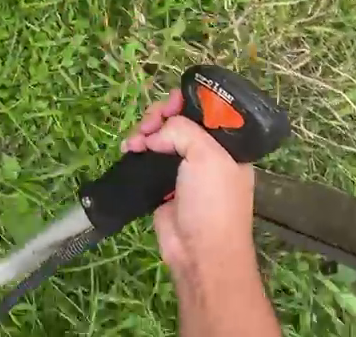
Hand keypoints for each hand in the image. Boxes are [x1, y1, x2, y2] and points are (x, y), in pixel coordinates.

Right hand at [122, 90, 279, 336]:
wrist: (199, 252)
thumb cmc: (212, 202)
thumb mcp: (207, 156)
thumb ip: (181, 130)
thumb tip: (153, 135)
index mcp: (228, 147)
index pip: (206, 111)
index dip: (185, 103)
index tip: (169, 106)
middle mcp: (207, 154)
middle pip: (178, 119)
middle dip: (159, 116)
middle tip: (148, 126)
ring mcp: (184, 168)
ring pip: (159, 134)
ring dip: (143, 131)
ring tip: (135, 142)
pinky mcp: (163, 181)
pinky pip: (146, 153)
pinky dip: (135, 146)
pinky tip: (128, 149)